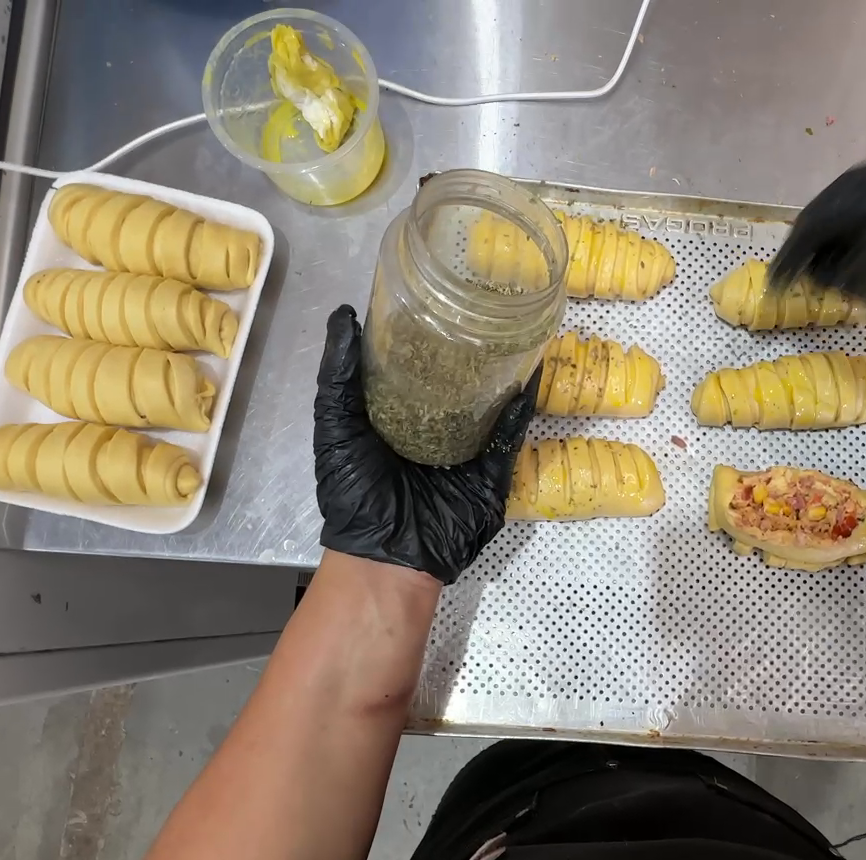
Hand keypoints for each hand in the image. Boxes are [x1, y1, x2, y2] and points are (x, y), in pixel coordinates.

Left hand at [313, 305, 535, 584]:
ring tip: (516, 332)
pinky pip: (509, 438)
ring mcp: (467, 453)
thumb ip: (339, 377)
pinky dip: (520, 411)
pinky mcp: (491, 473)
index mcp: (398, 420)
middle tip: (486, 310)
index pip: (417, 371)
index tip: (437, 300)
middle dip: (473, 354)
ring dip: (504, 375)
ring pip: (490, 407)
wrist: (388, 553)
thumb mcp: (337, 428)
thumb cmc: (354, 491)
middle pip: (460, 386)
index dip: (427, 339)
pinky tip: (529, 378)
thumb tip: (345, 314)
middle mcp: (436, 432)